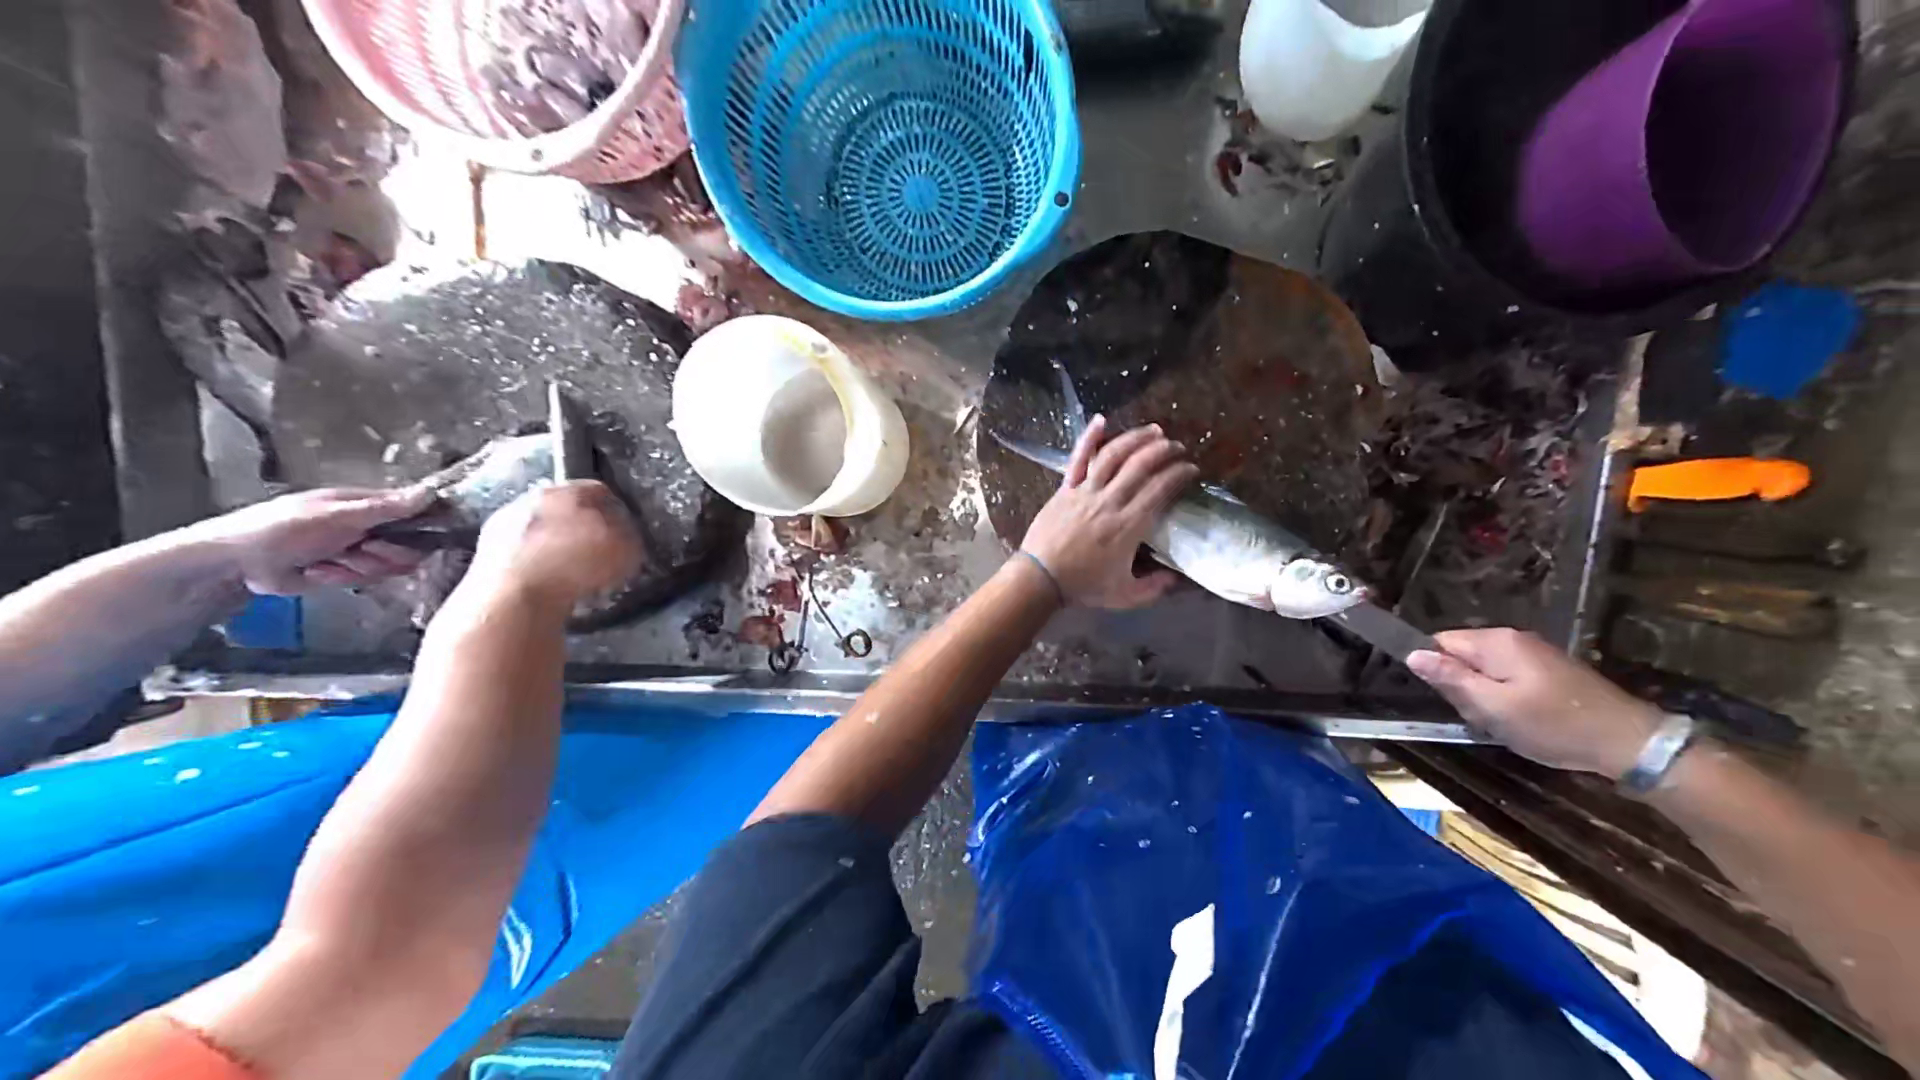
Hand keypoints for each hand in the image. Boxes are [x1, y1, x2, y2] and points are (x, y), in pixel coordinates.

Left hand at [193, 487, 435, 594]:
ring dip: (360, 566)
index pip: (416, 511)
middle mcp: (370, 526)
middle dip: (388, 553)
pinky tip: (317, 571)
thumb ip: (386, 507)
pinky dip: (342, 577)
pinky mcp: (347, 572)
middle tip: (363, 548)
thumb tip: (431, 492)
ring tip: (330, 560)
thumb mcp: (338, 515)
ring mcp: (359, 550)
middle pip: (410, 545)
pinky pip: (367, 579)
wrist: (237, 563)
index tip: (415, 535)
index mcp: (369, 504)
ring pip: (390, 565)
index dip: (422, 525)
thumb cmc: (284, 529)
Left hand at [466, 481, 643, 606]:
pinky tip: (547, 583)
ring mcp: (502, 524)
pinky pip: (521, 553)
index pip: (598, 489)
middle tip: (596, 548)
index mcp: (565, 491)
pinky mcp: (484, 553)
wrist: (512, 601)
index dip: (615, 508)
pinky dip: (536, 564)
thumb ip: (628, 537)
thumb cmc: (575, 568)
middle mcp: (530, 498)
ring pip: (539, 529)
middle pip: (564, 507)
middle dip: (580, 525)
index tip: (623, 528)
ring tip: (571, 570)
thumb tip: (626, 535)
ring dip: (555, 545)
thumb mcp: (624, 552)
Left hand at [1020, 416, 1200, 608]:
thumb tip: (1176, 578)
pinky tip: (1101, 420)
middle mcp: (1110, 502)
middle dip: (1163, 451)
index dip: (1178, 474)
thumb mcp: (1125, 595)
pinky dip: (1089, 438)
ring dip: (1135, 439)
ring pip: (1113, 456)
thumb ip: (1154, 587)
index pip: (1160, 490)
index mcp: (1128, 526)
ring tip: (1154, 431)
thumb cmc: (1083, 586)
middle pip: (1141, 466)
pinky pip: (1078, 459)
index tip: (1190, 469)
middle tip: (1177, 447)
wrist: (1040, 578)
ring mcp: (1085, 492)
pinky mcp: (1065, 488)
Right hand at [1407, 628, 1661, 778]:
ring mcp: (1535, 653)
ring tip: (1501, 720)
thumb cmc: (1555, 726)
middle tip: (1479, 714)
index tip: (1446, 697)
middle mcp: (1514, 638)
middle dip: (1460, 684)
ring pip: (1484, 667)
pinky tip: (1521, 718)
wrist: (1633, 743)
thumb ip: (1451, 678)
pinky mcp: (1551, 669)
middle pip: (1462, 654)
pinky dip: (1504, 696)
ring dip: (1483, 693)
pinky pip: (1507, 675)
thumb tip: (1413, 654)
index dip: (1434, 668)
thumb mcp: (1493, 707)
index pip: (1439, 641)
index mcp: (1495, 642)